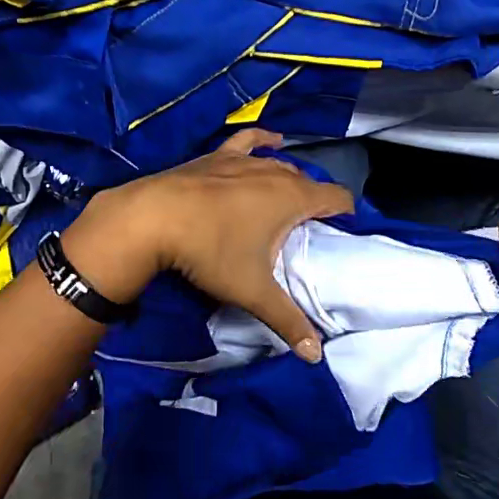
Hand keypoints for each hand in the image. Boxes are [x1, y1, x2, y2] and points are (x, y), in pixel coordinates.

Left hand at [67, 129, 353, 361]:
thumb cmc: (211, 252)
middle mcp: (274, 171)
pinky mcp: (217, 156)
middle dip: (314, 203)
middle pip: (308, 183)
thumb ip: (287, 321)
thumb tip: (316, 357)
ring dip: (289, 181)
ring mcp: (244, 160)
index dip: (345, 214)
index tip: (341, 234)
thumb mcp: (252, 291)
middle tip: (306, 233)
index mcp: (293, 197)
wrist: (153, 218)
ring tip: (288, 202)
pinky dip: (262, 141)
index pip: (338, 198)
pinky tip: (270, 142)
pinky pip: (248, 141)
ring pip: (280, 165)